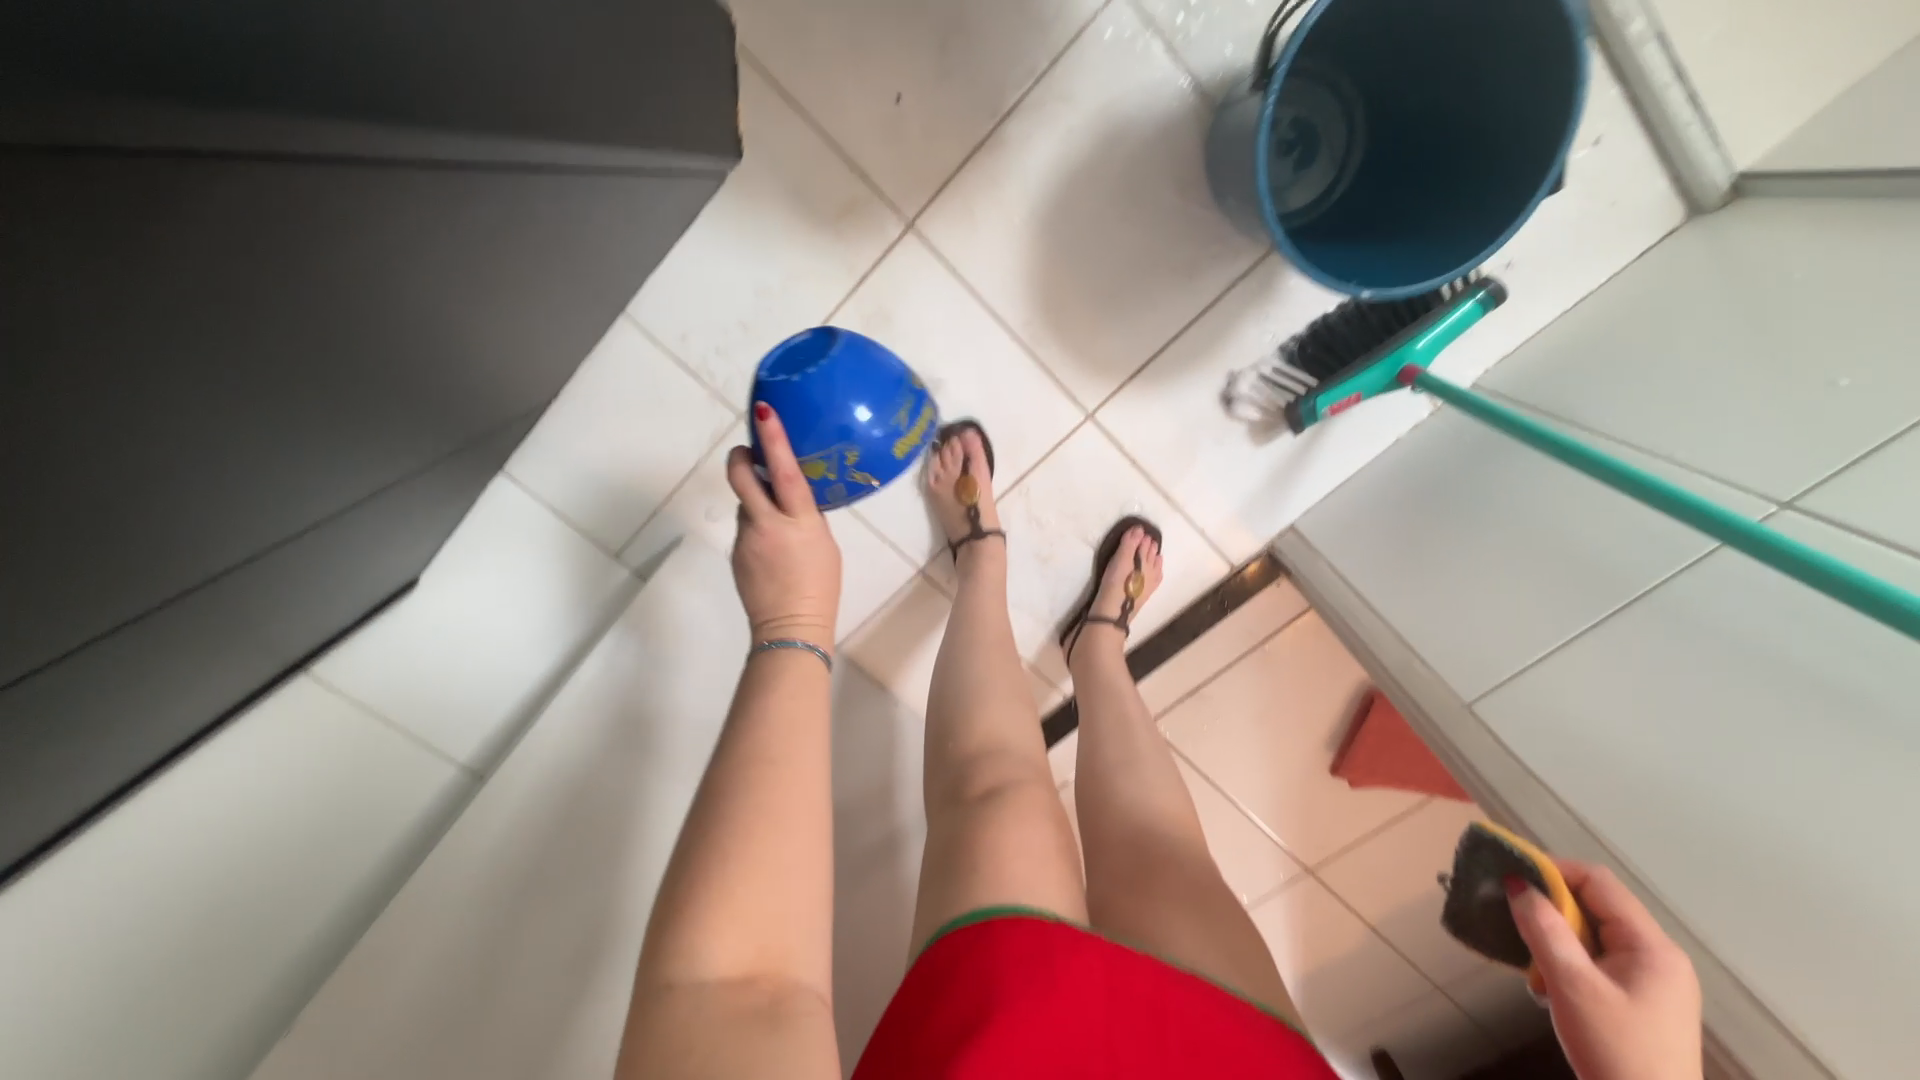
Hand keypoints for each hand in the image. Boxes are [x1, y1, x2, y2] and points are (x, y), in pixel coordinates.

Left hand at [727, 402, 840, 650]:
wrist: (790, 628)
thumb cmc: (821, 587)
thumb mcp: (824, 544)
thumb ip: (805, 518)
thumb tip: (789, 501)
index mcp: (799, 522)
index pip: (785, 472)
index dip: (773, 439)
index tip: (763, 411)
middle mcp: (767, 524)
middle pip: (743, 478)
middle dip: (742, 458)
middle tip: (748, 451)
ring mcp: (746, 539)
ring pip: (745, 504)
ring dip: (756, 501)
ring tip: (776, 520)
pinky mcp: (736, 553)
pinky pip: (746, 528)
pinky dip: (756, 527)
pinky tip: (772, 548)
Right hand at [1509, 860, 1702, 1079]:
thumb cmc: (1615, 1049)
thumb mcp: (1572, 985)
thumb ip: (1544, 929)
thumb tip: (1516, 883)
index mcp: (1652, 947)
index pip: (1598, 883)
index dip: (1552, 871)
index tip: (1509, 877)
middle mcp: (1658, 956)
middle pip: (1596, 907)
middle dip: (1550, 909)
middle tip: (1512, 920)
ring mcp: (1652, 980)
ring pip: (1593, 935)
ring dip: (1555, 938)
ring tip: (1530, 960)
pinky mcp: (1641, 1000)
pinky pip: (1597, 960)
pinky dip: (1567, 961)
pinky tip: (1549, 984)